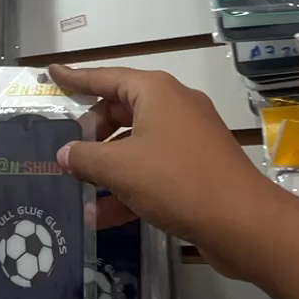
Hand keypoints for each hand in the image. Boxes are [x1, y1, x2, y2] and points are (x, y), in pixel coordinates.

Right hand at [50, 63, 298, 276]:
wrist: (247, 226)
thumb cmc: (177, 181)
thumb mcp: (120, 168)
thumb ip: (85, 157)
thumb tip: (65, 153)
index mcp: (155, 92)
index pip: (104, 77)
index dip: (74, 78)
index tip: (51, 72)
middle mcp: (173, 106)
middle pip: (119, 112)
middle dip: (91, 135)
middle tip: (70, 154)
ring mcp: (189, 137)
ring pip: (135, 144)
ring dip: (108, 169)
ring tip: (81, 192)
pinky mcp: (198, 167)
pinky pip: (153, 168)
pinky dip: (130, 186)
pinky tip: (104, 216)